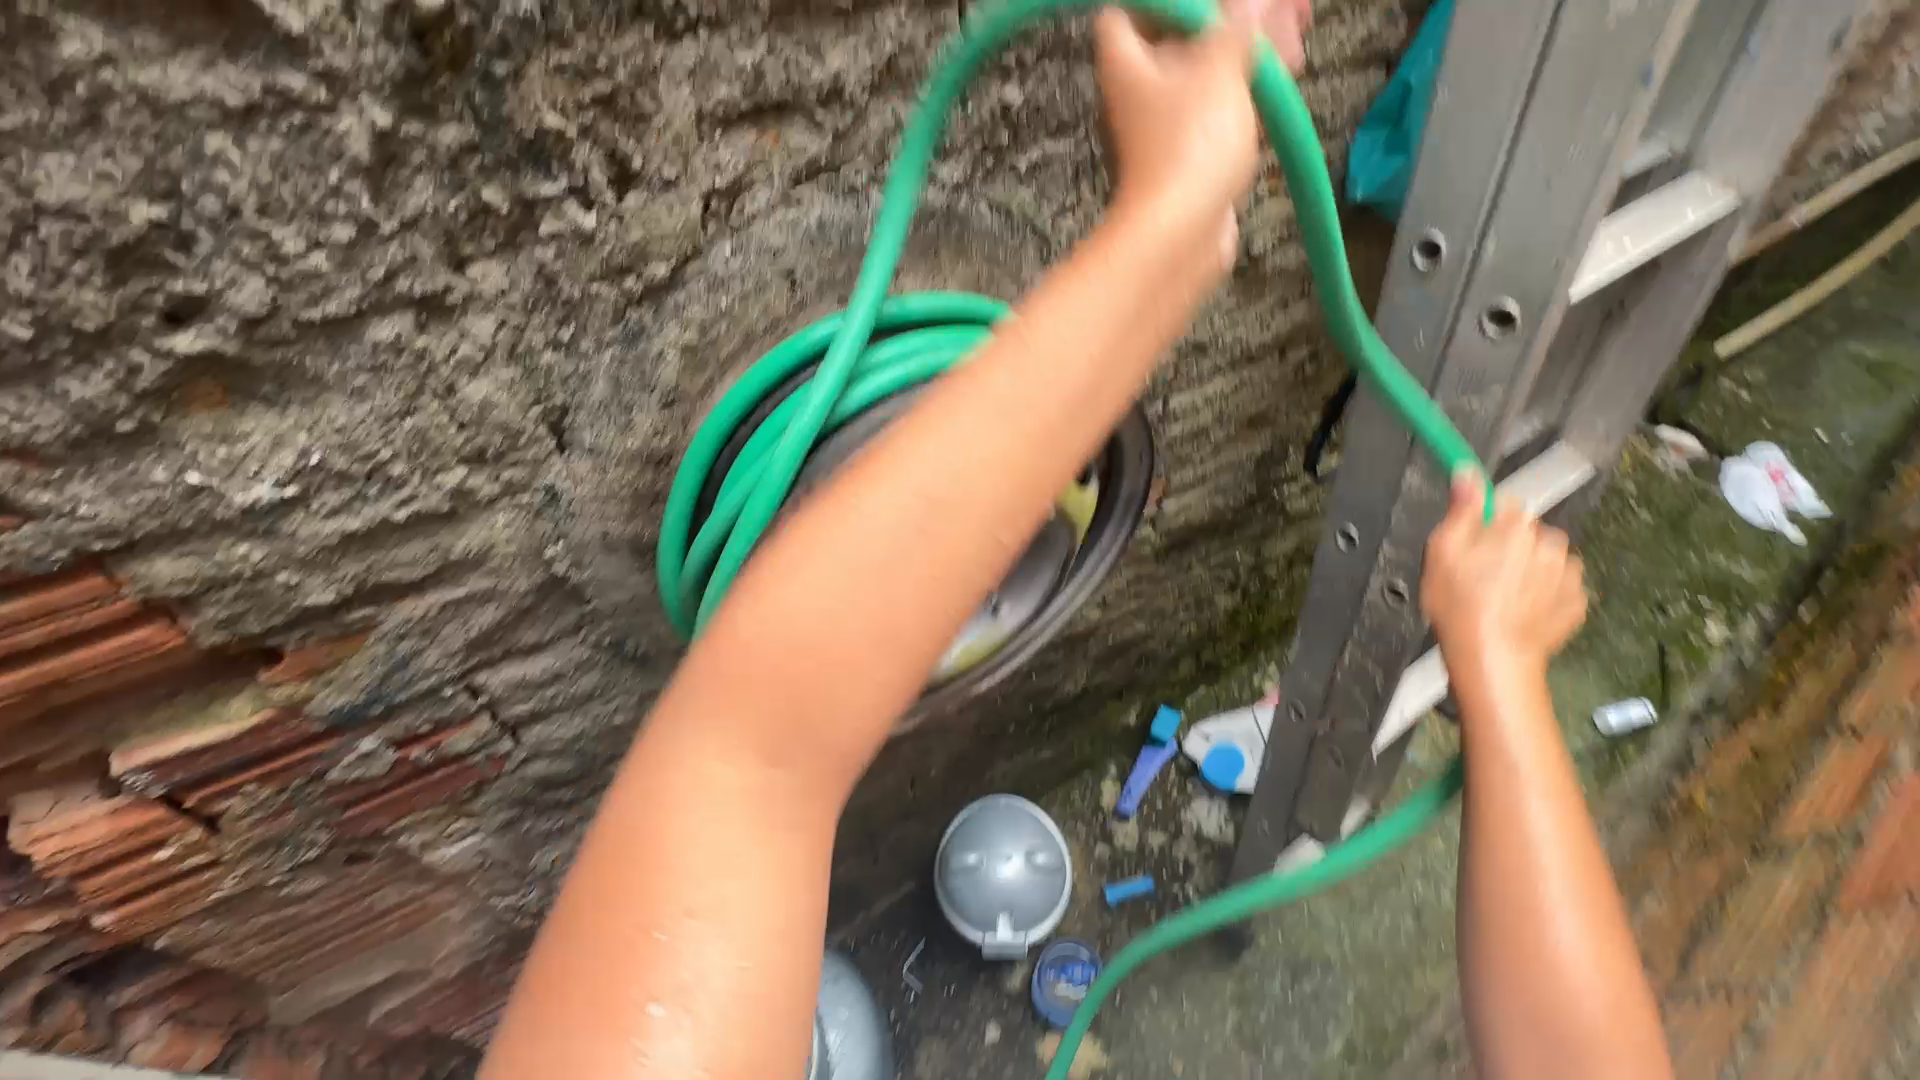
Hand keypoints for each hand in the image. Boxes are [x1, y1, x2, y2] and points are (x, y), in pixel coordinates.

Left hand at [1094, 0, 1310, 265]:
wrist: (1180, 236)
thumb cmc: (1189, 143)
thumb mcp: (1218, 66)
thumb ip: (1235, 25)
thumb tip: (1248, 5)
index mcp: (1126, 64)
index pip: (1126, 14)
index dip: (1167, 2)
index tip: (1214, 0)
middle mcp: (1138, 95)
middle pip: (1180, 40)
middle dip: (1232, 19)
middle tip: (1287, 12)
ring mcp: (1164, 130)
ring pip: (1206, 75)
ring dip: (1249, 54)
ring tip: (1295, 48)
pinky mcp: (1190, 158)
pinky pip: (1218, 112)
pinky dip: (1247, 94)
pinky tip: (1285, 81)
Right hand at [1423, 472, 1587, 676]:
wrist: (1492, 656)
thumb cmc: (1460, 604)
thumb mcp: (1442, 551)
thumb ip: (1461, 509)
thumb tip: (1467, 473)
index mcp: (1516, 525)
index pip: (1503, 504)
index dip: (1481, 522)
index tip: (1467, 544)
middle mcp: (1550, 542)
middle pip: (1526, 532)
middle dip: (1505, 548)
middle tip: (1477, 576)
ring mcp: (1568, 574)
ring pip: (1543, 559)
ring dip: (1526, 570)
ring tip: (1498, 597)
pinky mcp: (1577, 602)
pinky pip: (1557, 586)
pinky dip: (1541, 594)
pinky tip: (1517, 610)